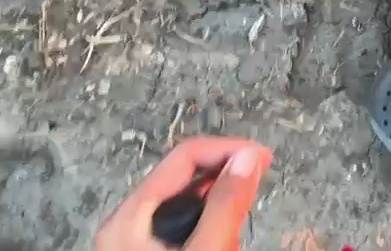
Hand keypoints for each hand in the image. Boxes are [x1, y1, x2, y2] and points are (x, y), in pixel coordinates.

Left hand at [94, 137, 271, 250]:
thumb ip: (225, 205)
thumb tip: (250, 155)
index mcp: (129, 216)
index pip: (186, 155)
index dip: (228, 150)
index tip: (262, 159)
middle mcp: (128, 222)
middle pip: (186, 174)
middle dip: (226, 174)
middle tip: (259, 179)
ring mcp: (136, 241)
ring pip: (188, 199)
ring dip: (221, 199)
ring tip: (244, 212)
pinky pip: (184, 223)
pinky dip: (210, 220)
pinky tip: (225, 234)